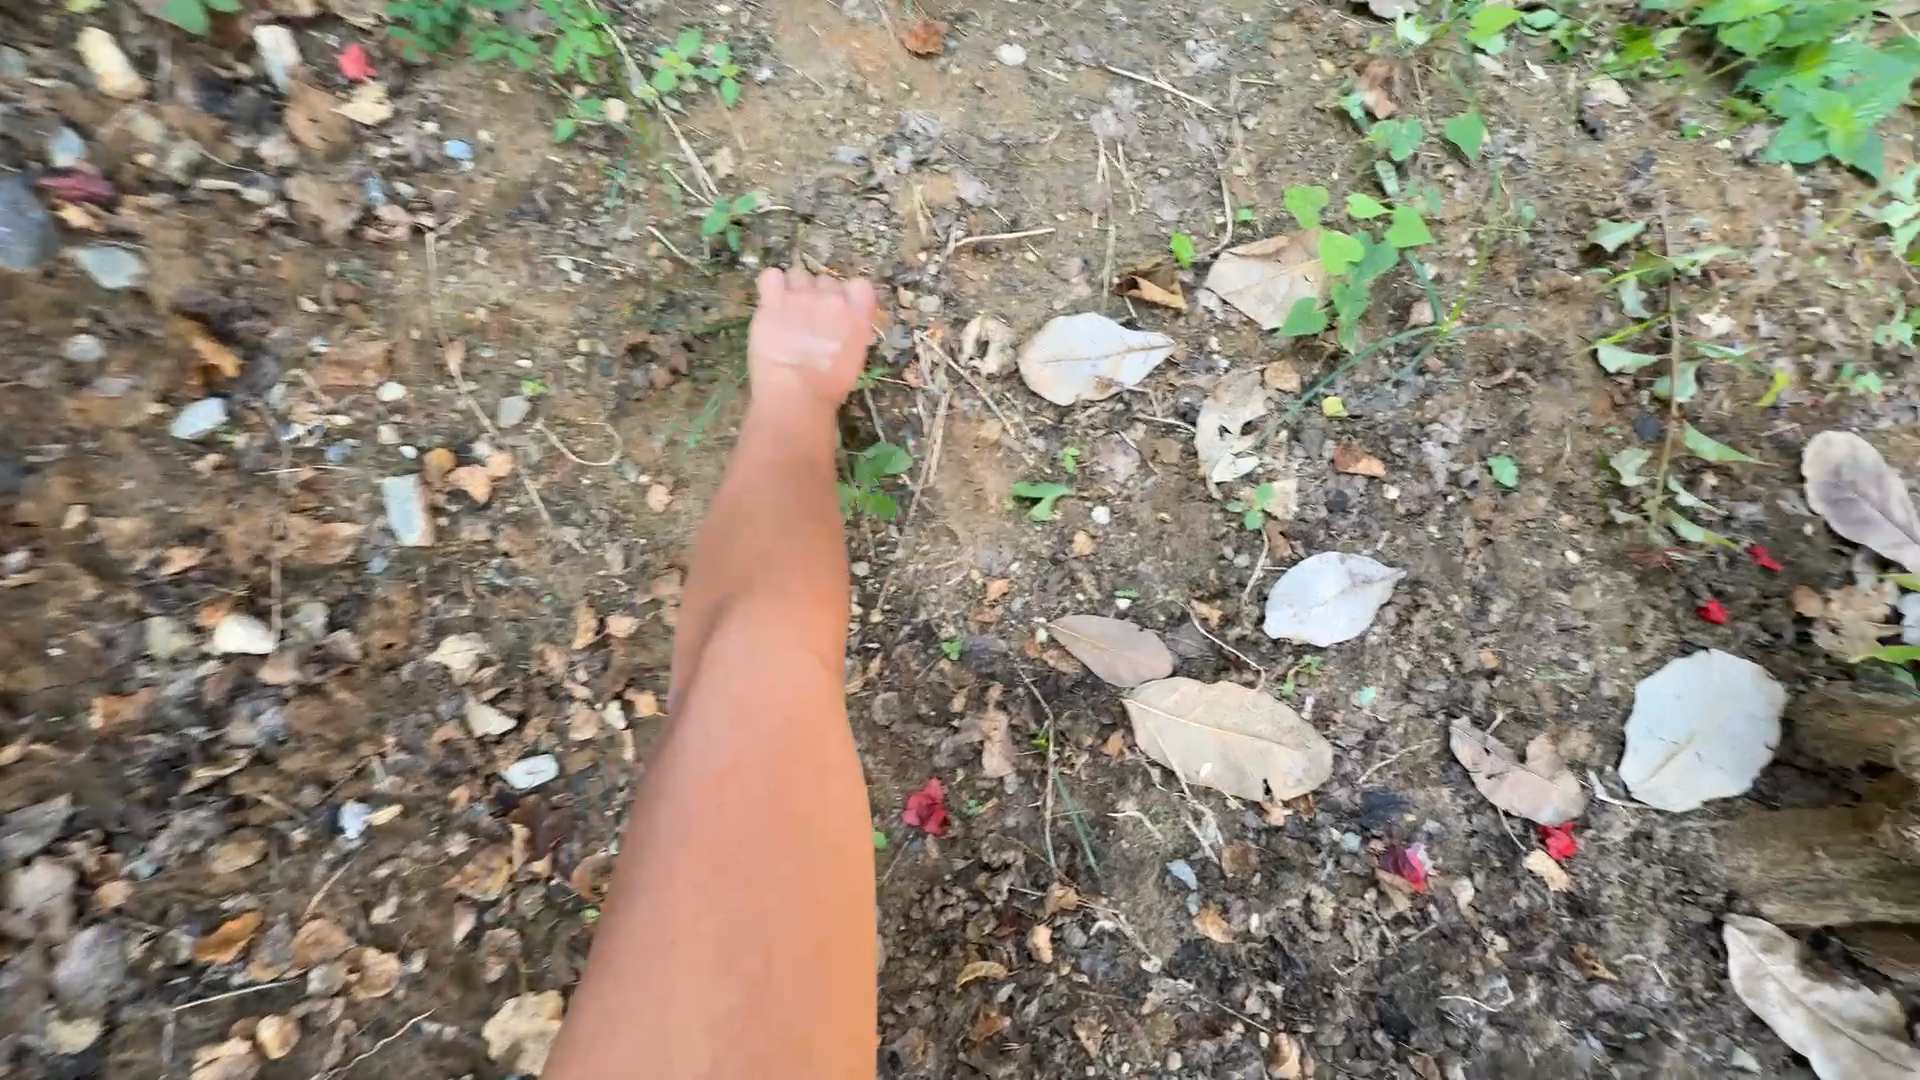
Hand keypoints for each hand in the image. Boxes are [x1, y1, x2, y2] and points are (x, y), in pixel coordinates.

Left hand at [746, 267, 878, 413]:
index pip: (860, 286)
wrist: (796, 392)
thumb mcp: (854, 360)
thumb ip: (853, 334)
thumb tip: (848, 326)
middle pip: (827, 281)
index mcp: (856, 314)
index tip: (843, 309)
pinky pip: (772, 276)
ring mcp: (801, 296)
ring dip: (796, 287)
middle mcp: (831, 298)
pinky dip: (772, 284)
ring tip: (790, 309)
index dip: (850, 295)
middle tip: (812, 317)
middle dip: (820, 295)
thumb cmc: (830, 387)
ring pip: (799, 274)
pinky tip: (772, 299)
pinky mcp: (772, 301)